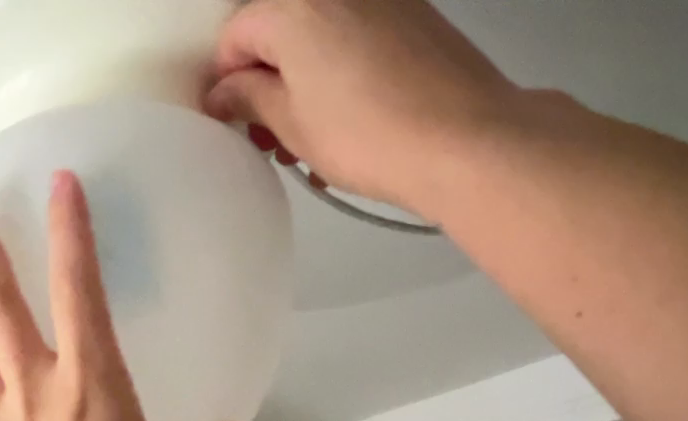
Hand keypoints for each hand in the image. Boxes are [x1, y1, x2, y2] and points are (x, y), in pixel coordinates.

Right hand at [207, 0, 521, 215]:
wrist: (462, 140)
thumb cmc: (369, 135)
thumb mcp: (291, 125)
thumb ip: (249, 98)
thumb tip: (225, 92)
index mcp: (296, 7)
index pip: (235, 36)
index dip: (225, 83)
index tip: (231, 120)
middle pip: (279, 32)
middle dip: (265, 84)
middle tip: (268, 137)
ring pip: (320, 37)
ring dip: (302, 83)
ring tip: (307, 140)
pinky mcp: (415, 16)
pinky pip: (357, 40)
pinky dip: (339, 74)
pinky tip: (345, 122)